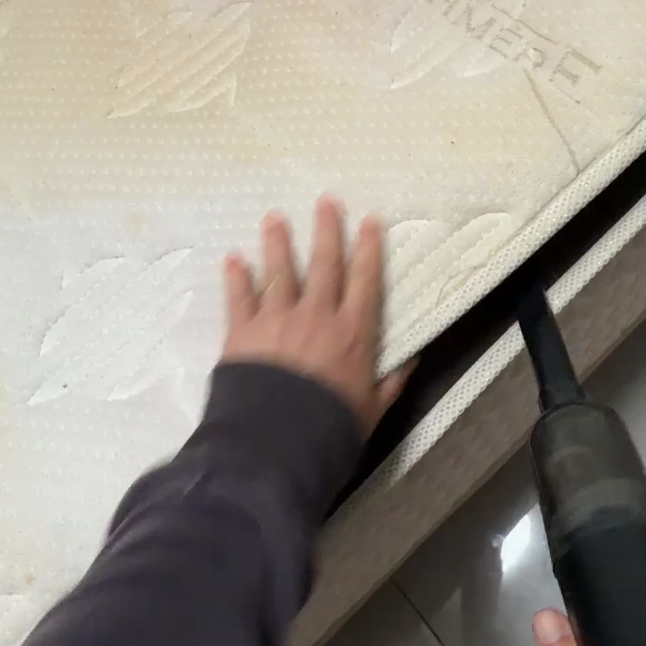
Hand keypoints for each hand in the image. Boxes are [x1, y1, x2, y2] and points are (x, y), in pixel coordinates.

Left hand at [222, 196, 410, 433]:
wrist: (275, 444)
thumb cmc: (329, 428)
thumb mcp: (371, 410)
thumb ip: (390, 384)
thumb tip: (412, 362)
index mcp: (353, 333)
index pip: (365, 281)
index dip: (369, 248)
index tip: (370, 220)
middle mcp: (317, 316)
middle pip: (325, 264)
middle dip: (326, 231)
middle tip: (325, 201)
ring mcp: (277, 320)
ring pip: (280, 272)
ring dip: (278, 243)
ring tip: (274, 218)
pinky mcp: (242, 332)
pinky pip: (238, 298)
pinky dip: (235, 277)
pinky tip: (232, 258)